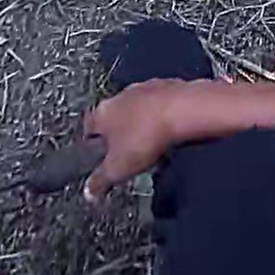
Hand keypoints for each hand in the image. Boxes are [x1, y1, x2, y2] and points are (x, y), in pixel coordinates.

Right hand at [79, 78, 189, 199]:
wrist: (186, 110)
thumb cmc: (146, 137)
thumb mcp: (117, 170)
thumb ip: (99, 181)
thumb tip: (90, 190)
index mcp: (103, 111)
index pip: (89, 127)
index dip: (93, 145)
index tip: (100, 159)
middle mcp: (124, 94)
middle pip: (117, 118)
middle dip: (123, 137)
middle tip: (130, 158)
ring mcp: (149, 86)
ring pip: (141, 111)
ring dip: (145, 126)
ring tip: (154, 149)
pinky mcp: (172, 85)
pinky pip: (163, 105)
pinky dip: (164, 118)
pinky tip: (171, 133)